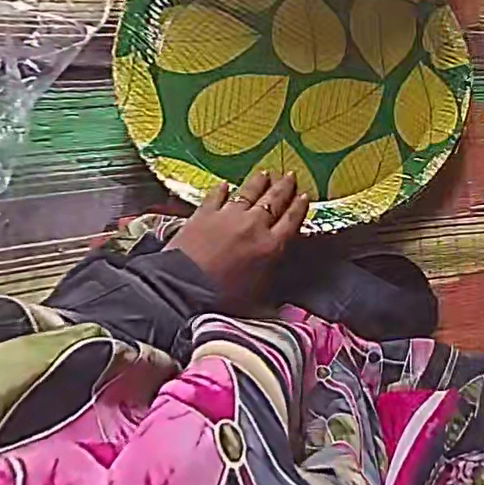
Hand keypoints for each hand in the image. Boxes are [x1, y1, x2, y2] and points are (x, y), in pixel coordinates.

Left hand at [168, 170, 309, 309]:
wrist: (178, 290)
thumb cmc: (220, 300)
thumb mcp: (255, 301)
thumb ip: (273, 298)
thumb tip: (285, 311)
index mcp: (270, 246)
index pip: (292, 220)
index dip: (300, 206)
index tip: (305, 195)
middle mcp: (254, 226)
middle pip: (274, 201)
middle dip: (284, 187)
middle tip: (290, 175)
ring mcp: (228, 217)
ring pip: (249, 193)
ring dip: (259, 182)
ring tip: (265, 173)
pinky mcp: (204, 215)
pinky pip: (216, 197)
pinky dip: (222, 190)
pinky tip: (225, 184)